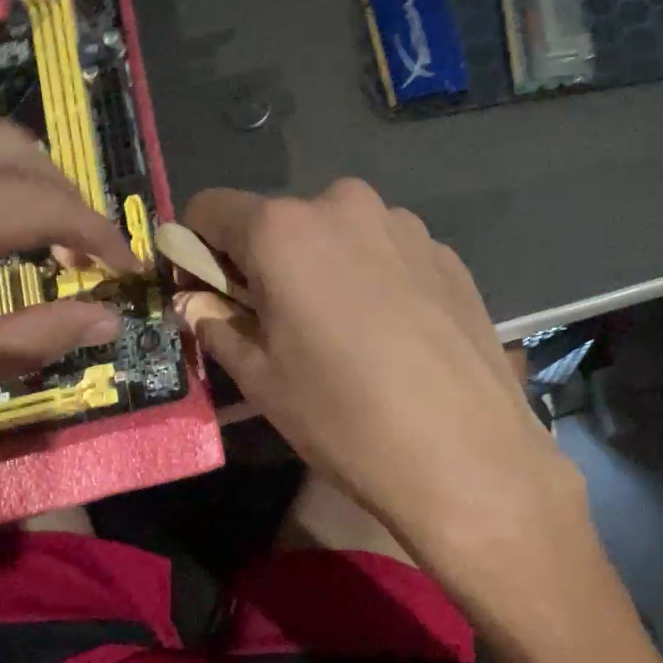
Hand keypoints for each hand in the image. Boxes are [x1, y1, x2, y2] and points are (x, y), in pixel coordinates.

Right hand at [176, 179, 582, 560]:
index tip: (206, 292)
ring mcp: (407, 227)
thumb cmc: (345, 420)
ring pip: (341, 238)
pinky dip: (375, 283)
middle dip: (268, 265)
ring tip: (345, 339)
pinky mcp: (450, 257)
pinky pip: (389, 257)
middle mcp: (346, 206)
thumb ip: (219, 329)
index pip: (212, 208)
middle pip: (283, 222)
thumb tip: (200, 306)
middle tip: (279, 327)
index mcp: (285, 230)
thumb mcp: (263, 382)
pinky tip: (393, 341)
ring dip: (326, 272)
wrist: (465, 456)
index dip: (197, 249)